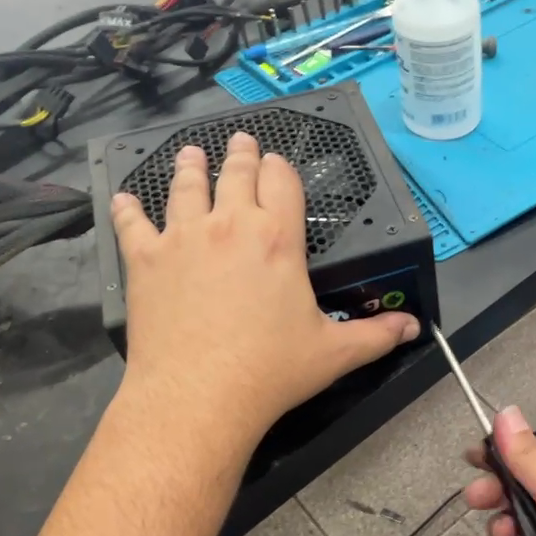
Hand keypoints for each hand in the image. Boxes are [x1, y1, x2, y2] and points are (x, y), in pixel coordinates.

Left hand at [108, 133, 419, 440]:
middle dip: (240, 155)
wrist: (199, 394)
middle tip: (240, 141)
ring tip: (191, 154)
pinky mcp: (145, 260)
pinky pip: (133, 224)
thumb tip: (412, 328)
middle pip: (235, 175)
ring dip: (190, 167)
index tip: (276, 159)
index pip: (282, 183)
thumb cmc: (270, 370)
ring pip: (186, 188)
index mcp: (277, 240)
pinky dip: (128, 210)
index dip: (280, 166)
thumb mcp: (335, 352)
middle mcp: (230, 226)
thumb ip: (376, 335)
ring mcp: (183, 239)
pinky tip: (123, 199)